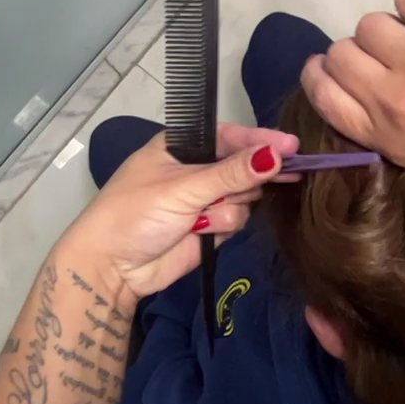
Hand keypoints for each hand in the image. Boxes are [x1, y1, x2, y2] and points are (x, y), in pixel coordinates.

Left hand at [54, 123, 298, 301]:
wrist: (112, 268)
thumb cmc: (136, 213)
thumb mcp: (183, 188)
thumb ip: (231, 173)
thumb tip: (275, 154)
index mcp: (182, 146)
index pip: (231, 136)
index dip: (260, 141)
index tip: (292, 146)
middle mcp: (196, 169)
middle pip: (244, 166)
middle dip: (250, 177)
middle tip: (279, 176)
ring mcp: (204, 200)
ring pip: (245, 196)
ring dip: (229, 208)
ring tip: (202, 218)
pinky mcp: (211, 228)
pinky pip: (237, 221)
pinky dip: (224, 227)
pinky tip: (203, 231)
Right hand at [299, 0, 404, 189]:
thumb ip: (396, 133)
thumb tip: (372, 98)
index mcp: (391, 137)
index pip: (323, 98)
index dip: (320, 76)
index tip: (329, 68)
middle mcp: (394, 98)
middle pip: (340, 54)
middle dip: (357, 50)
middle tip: (388, 53)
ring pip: (370, 23)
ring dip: (390, 26)